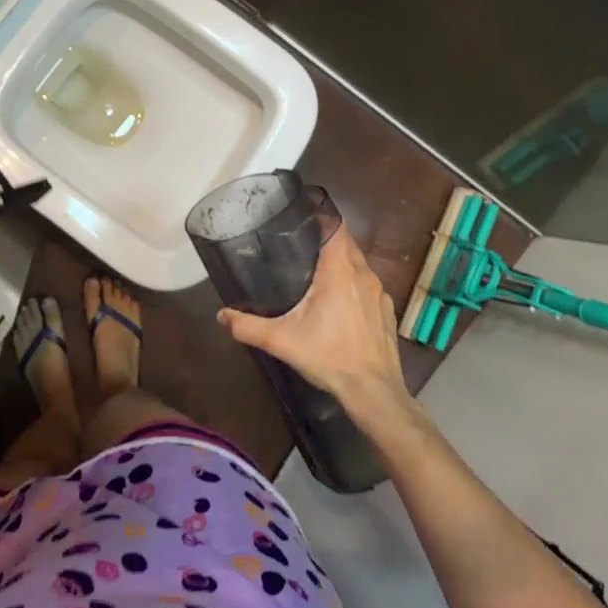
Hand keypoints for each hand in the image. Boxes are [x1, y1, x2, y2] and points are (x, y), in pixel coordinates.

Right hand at [217, 226, 410, 423]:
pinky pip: (367, 285)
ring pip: (358, 264)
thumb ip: (248, 326)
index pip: (335, 226)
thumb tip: (221, 315)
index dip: (319, 215)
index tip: (299, 215)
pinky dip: (352, 284)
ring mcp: (379, 293)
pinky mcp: (385, 311)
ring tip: (314, 269)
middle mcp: (363, 275)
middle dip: (324, 238)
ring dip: (339, 261)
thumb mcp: (281, 341)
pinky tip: (337, 302)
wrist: (374, 392)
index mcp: (340, 271)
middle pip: (345, 242)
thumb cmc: (329, 357)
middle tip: (297, 242)